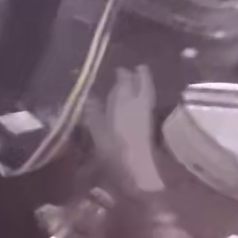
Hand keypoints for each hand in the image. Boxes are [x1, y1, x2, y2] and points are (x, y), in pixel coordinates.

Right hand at [84, 65, 164, 199]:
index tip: (118, 68)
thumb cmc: (113, 149)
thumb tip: (89, 96)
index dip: (122, 74)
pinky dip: (143, 96)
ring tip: (139, 79)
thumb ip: (94, 111)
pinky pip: (146, 103)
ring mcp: (146, 114)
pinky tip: (136, 100)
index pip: (125, 81)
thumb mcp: (97, 129)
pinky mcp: (149, 125)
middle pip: (142, 85)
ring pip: (146, 93)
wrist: (137, 170)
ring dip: (144, 85)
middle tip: (136, 67)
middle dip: (139, 75)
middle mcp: (138, 104)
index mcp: (124, 101)